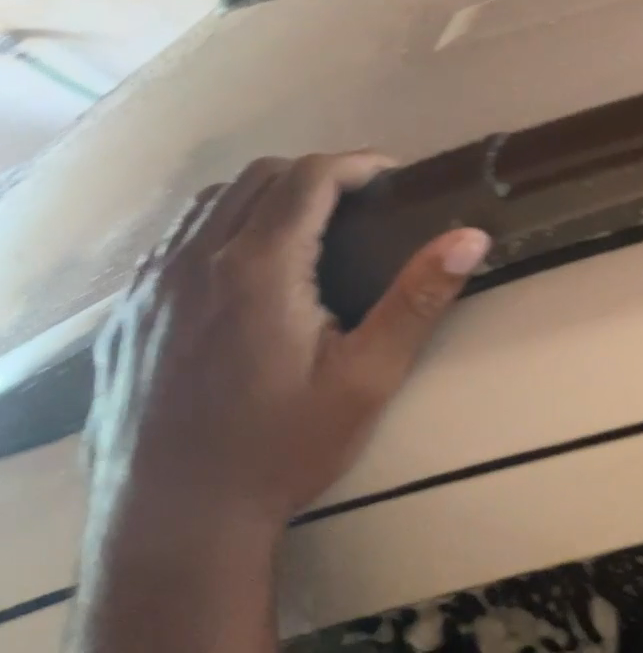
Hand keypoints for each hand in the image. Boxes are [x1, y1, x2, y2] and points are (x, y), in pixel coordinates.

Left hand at [85, 151, 489, 531]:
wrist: (173, 523)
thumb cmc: (283, 445)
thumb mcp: (369, 376)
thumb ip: (418, 299)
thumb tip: (473, 237)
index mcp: (258, 270)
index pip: (307, 178)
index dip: (359, 164)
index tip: (397, 179)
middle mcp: (194, 264)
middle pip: (257, 178)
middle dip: (319, 174)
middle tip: (366, 202)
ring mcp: (149, 290)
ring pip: (208, 204)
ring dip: (267, 196)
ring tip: (313, 226)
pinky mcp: (125, 318)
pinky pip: (174, 242)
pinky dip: (221, 226)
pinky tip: (249, 267)